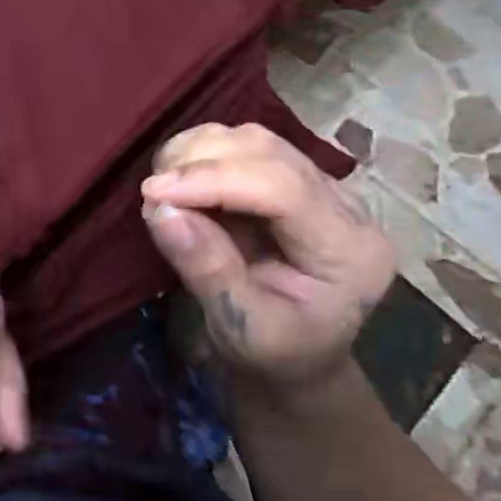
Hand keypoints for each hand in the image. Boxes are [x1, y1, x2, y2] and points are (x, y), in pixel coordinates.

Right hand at [140, 123, 394, 387]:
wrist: (294, 361)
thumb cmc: (273, 354)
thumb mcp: (240, 328)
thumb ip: (207, 268)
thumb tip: (161, 209)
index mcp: (348, 251)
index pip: (283, 189)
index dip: (212, 180)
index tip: (152, 192)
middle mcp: (344, 207)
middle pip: (269, 152)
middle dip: (200, 163)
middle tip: (153, 195)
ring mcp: (319, 188)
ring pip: (254, 139)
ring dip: (197, 152)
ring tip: (164, 188)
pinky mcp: (288, 180)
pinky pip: (242, 147)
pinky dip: (200, 154)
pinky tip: (180, 181)